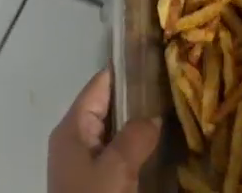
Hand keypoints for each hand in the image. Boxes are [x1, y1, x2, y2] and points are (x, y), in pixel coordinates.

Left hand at [47, 68, 161, 192]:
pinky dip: (135, 148)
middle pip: (108, 106)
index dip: (127, 70)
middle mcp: (74, 139)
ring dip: (138, 126)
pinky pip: (116, 154)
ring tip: (169, 112)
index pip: (100, 83)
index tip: (156, 60)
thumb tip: (154, 117)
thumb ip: (136, 135)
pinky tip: (157, 146)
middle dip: (137, 98)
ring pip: (115, 131)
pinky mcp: (92, 181)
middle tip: (169, 88)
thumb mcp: (117, 166)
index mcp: (72, 126)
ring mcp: (83, 162)